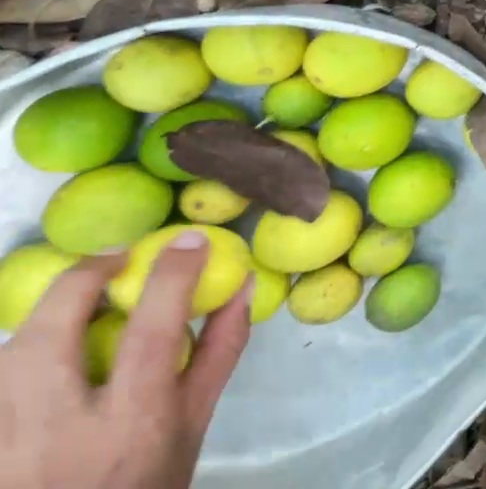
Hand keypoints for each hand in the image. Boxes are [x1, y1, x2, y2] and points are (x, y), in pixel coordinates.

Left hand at [0, 229, 251, 488]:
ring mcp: (1, 439)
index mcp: (130, 420)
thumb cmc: (145, 483)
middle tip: (112, 257)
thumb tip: (241, 289)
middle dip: (78, 281)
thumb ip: (215, 355)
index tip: (189, 241)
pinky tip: (36, 355)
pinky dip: (13, 359)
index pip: (150, 331)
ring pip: (3, 358)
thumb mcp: (192, 426)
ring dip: (39, 323)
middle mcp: (55, 428)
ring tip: (71, 310)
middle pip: (48, 337)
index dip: (172, 276)